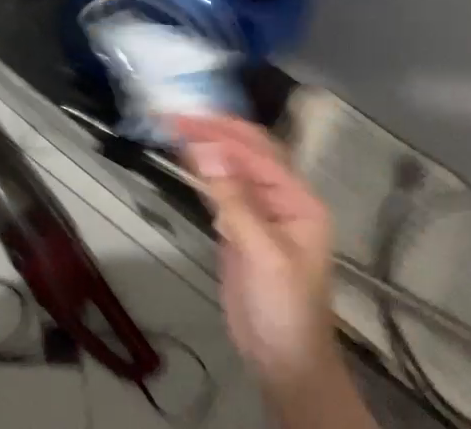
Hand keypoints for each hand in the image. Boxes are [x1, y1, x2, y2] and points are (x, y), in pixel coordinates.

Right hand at [172, 115, 340, 393]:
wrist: (283, 357)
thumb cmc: (285, 306)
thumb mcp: (262, 253)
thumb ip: (234, 201)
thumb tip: (205, 151)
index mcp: (299, 203)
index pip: (257, 153)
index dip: (219, 131)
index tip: (180, 117)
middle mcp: (282, 200)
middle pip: (248, 152)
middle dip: (213, 128)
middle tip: (171, 113)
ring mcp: (260, 213)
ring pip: (232, 166)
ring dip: (205, 143)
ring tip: (171, 124)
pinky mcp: (238, 227)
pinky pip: (220, 186)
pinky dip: (201, 167)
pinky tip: (182, 155)